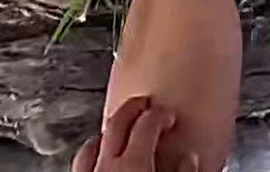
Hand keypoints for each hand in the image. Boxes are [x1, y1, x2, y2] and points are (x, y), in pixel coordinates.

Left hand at [71, 95, 189, 171]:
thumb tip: (188, 159)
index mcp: (133, 162)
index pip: (148, 123)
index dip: (161, 115)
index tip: (169, 115)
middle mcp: (106, 165)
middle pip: (119, 121)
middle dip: (134, 108)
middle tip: (147, 105)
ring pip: (94, 143)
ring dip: (108, 131)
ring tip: (120, 128)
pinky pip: (81, 165)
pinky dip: (92, 154)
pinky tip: (98, 159)